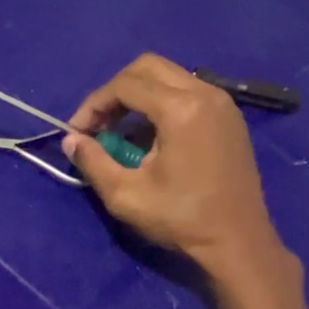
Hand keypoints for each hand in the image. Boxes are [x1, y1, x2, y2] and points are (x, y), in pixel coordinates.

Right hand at [63, 54, 286, 278]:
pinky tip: (151, 138)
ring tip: (121, 132)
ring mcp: (223, 104)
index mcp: (181, 109)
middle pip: (148, 67)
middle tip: (99, 124)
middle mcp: (205, 94)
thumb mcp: (125, 195)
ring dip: (138, 96)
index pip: (125, 85)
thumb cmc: (180, 219)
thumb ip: (93, 161)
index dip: (93, 104)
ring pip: (169, 76)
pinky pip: (188, 92)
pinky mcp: (230, 118)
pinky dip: (162, 103)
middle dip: (115, 91)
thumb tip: (70, 140)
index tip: (77, 132)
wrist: (237, 242)